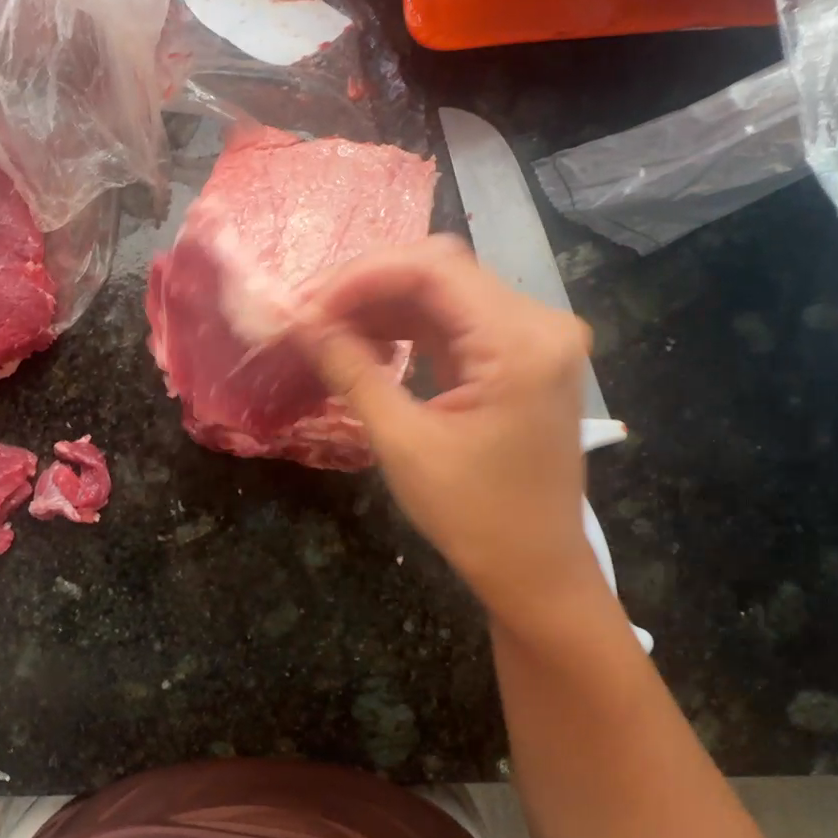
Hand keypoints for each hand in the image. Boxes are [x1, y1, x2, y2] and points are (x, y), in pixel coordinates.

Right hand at [297, 235, 600, 612]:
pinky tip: (362, 342)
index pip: (434, 270)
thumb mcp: (402, 442)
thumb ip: (351, 371)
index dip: (360, 276)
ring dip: (378, 304)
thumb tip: (299, 324)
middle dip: (364, 286)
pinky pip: (452, 321)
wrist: (533, 567)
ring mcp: (531, 339)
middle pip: (439, 272)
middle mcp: (537, 324)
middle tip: (305, 312)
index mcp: (521, 343)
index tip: (304, 303)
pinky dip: (403, 326)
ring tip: (322, 327)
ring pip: (441, 292)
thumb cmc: (472, 514)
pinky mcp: (517, 357)